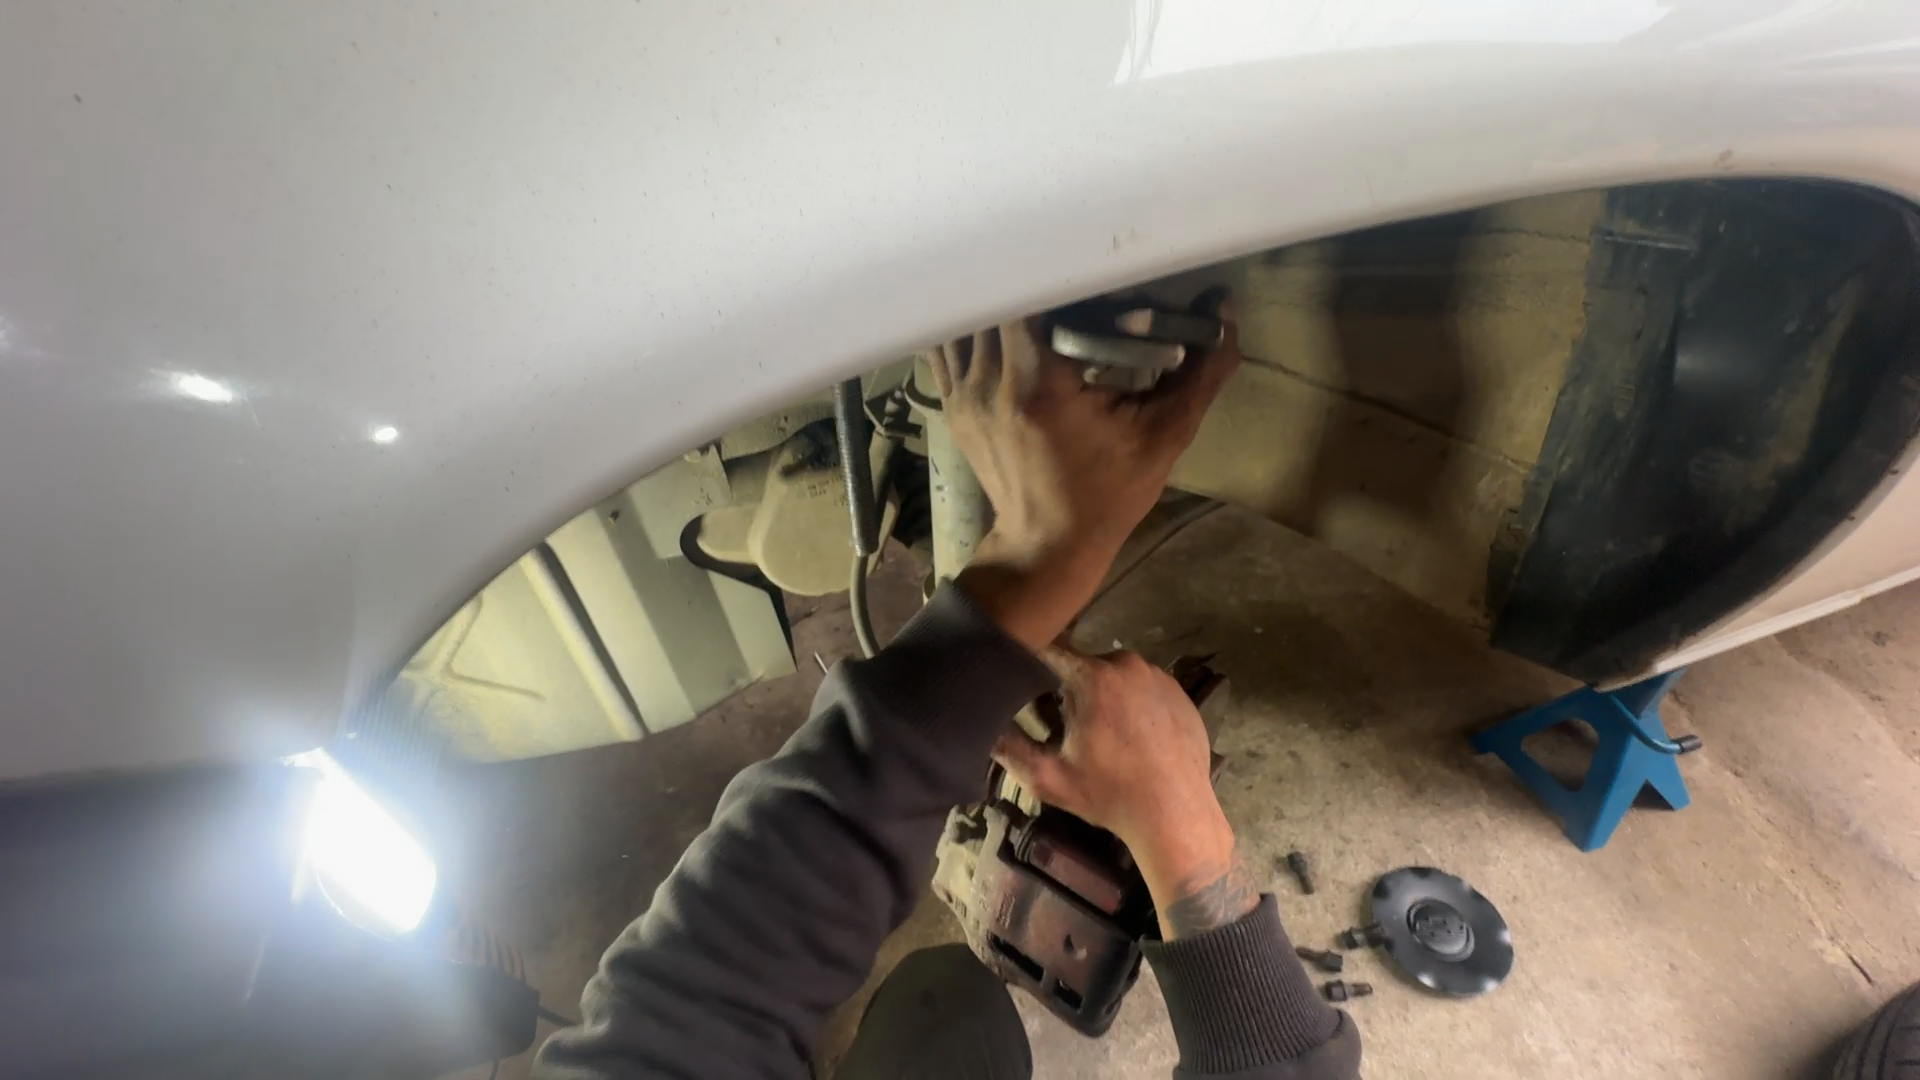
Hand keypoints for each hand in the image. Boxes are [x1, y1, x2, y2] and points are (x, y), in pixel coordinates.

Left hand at [930, 300, 1239, 649]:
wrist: (1046, 545)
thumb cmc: (1108, 495)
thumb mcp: (1163, 438)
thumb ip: (1200, 372)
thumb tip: (1224, 306)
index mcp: (1038, 385)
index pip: (1030, 292)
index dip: (1057, 266)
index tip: (1088, 258)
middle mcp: (989, 382)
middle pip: (996, 296)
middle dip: (1031, 277)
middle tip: (1066, 269)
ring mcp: (962, 393)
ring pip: (966, 315)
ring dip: (997, 297)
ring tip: (1033, 291)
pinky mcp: (952, 404)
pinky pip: (946, 344)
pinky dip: (970, 323)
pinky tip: (999, 318)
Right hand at [990, 646, 1256, 937]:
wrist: (1176, 817)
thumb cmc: (1109, 795)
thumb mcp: (1049, 777)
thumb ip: (1009, 747)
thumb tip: (981, 728)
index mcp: (1093, 676)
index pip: (1050, 652)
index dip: (1033, 665)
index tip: (1024, 683)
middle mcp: (1127, 664)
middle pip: (1084, 665)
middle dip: (1071, 687)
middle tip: (1067, 725)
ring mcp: (1159, 676)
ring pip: (1116, 675)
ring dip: (1105, 695)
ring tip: (1103, 734)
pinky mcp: (1181, 693)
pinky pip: (1146, 688)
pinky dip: (1135, 704)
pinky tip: (1134, 737)